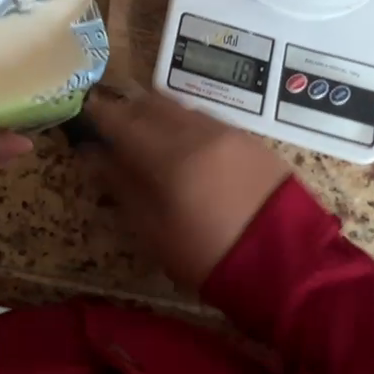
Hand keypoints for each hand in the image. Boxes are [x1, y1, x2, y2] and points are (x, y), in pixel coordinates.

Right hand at [84, 85, 292, 288]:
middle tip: (111, 124)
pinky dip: (184, 122)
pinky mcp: (248, 138)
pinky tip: (183, 143)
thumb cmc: (210, 257)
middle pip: (148, 105)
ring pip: (178, 107)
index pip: (119, 120)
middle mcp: (195, 131)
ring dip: (155, 113)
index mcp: (167, 155)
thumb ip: (120, 186)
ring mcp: (225, 130)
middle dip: (126, 110)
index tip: (82, 112)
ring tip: (146, 134)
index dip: (97, 113)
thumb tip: (92, 154)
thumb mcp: (154, 231)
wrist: (291, 268)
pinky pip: (204, 118)